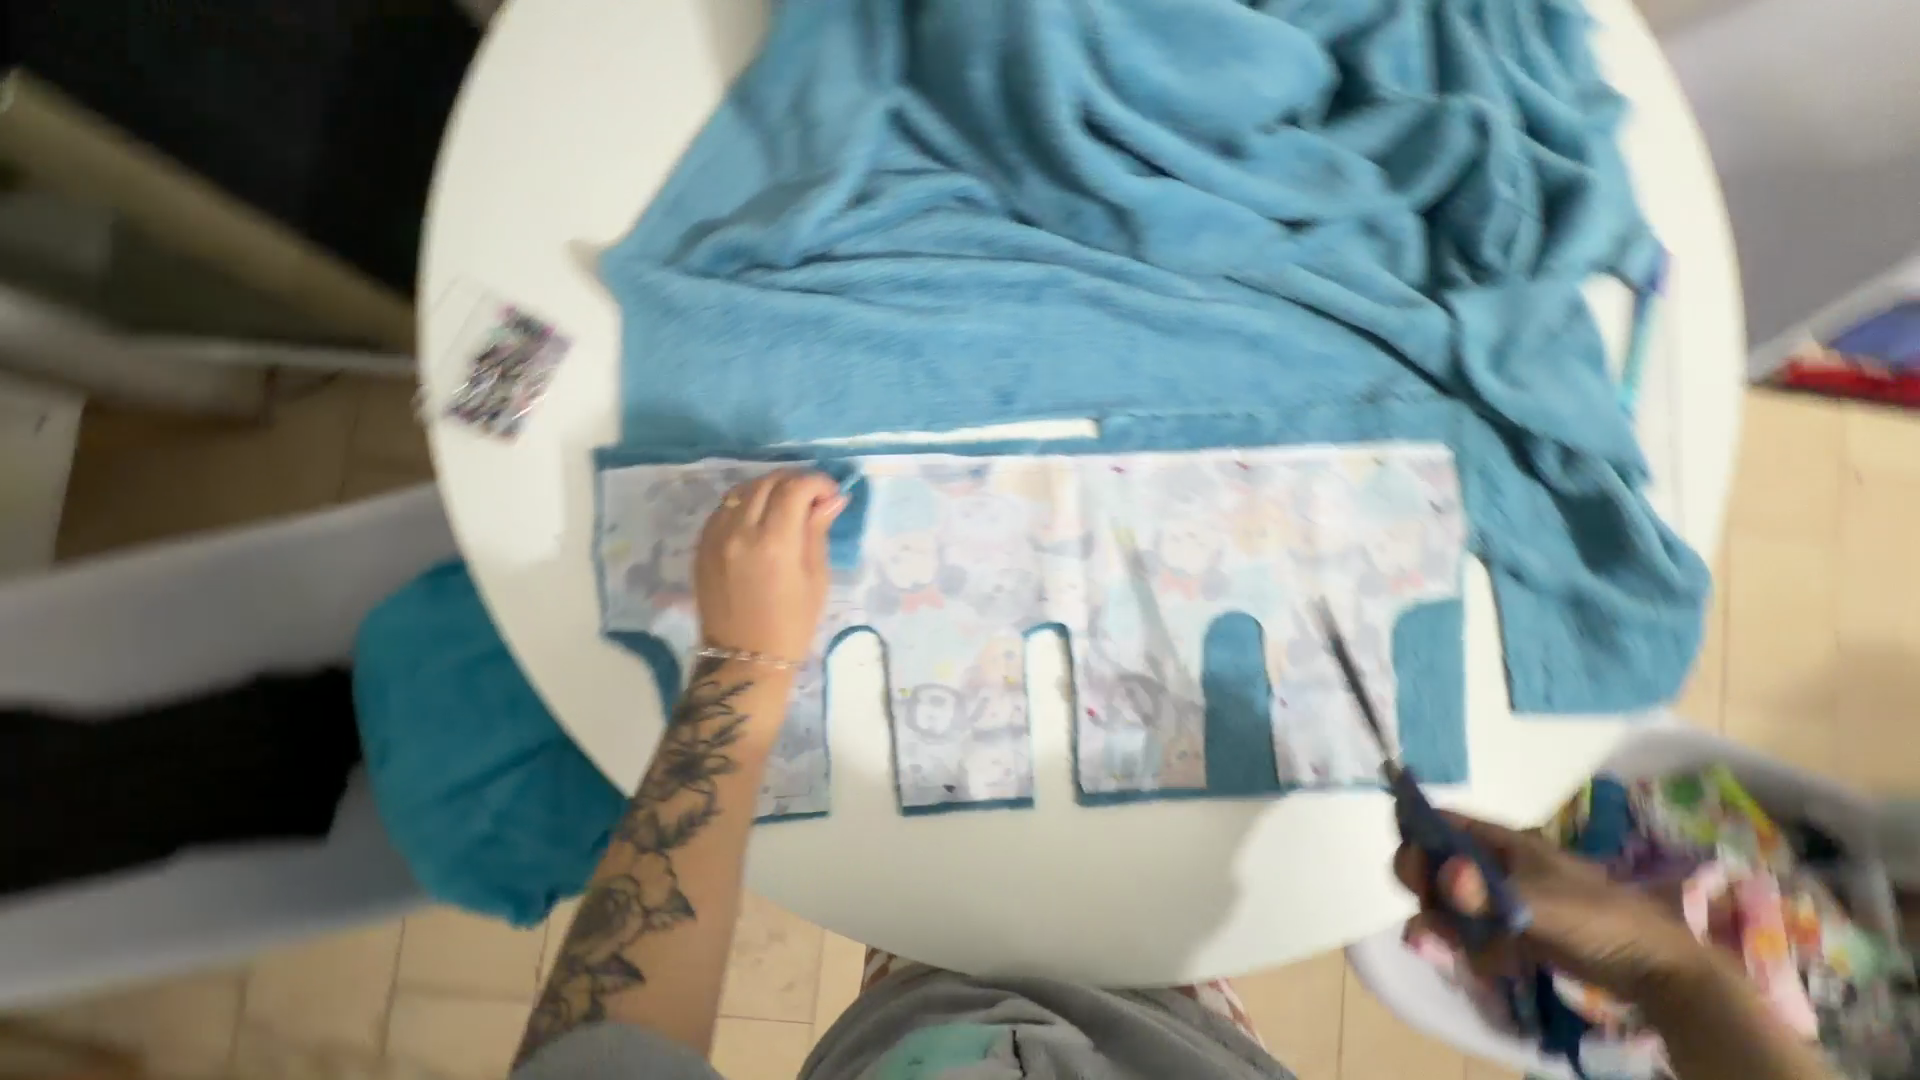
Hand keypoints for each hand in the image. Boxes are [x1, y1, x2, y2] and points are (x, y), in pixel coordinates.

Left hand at [694, 469, 846, 663]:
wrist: (743, 657)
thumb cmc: (792, 624)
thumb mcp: (817, 579)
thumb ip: (817, 532)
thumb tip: (830, 499)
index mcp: (775, 542)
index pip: (795, 487)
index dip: (817, 483)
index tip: (830, 495)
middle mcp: (741, 531)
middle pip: (768, 482)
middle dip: (794, 482)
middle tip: (811, 498)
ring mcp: (716, 537)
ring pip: (742, 490)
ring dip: (768, 489)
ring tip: (784, 505)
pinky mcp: (702, 545)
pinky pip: (723, 508)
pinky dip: (744, 504)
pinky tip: (758, 519)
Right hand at [1395, 811, 1723, 1010]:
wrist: (1655, 971)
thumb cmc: (1600, 918)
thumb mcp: (1541, 902)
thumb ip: (1490, 893)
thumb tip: (1447, 876)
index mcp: (1500, 842)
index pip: (1442, 821)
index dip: (1415, 828)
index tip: (1408, 854)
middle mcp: (1492, 866)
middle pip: (1434, 862)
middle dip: (1422, 883)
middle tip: (1426, 904)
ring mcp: (1500, 900)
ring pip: (1447, 903)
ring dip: (1439, 922)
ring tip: (1446, 944)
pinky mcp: (1509, 934)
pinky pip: (1471, 935)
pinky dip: (1470, 950)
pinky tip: (1492, 964)